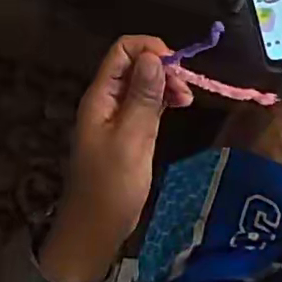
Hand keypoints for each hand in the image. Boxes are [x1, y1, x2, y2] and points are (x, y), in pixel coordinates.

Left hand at [41, 36, 191, 281]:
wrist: (94, 232)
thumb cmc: (111, 187)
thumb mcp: (132, 139)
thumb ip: (143, 96)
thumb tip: (155, 56)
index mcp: (100, 95)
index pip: (123, 50)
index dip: (150, 49)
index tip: (176, 68)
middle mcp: (107, 98)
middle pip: (135, 62)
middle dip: (163, 67)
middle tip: (186, 90)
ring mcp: (117, 114)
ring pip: (143, 81)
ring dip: (166, 83)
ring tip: (187, 101)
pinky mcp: (128, 129)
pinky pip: (146, 100)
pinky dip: (163, 99)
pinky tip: (179, 107)